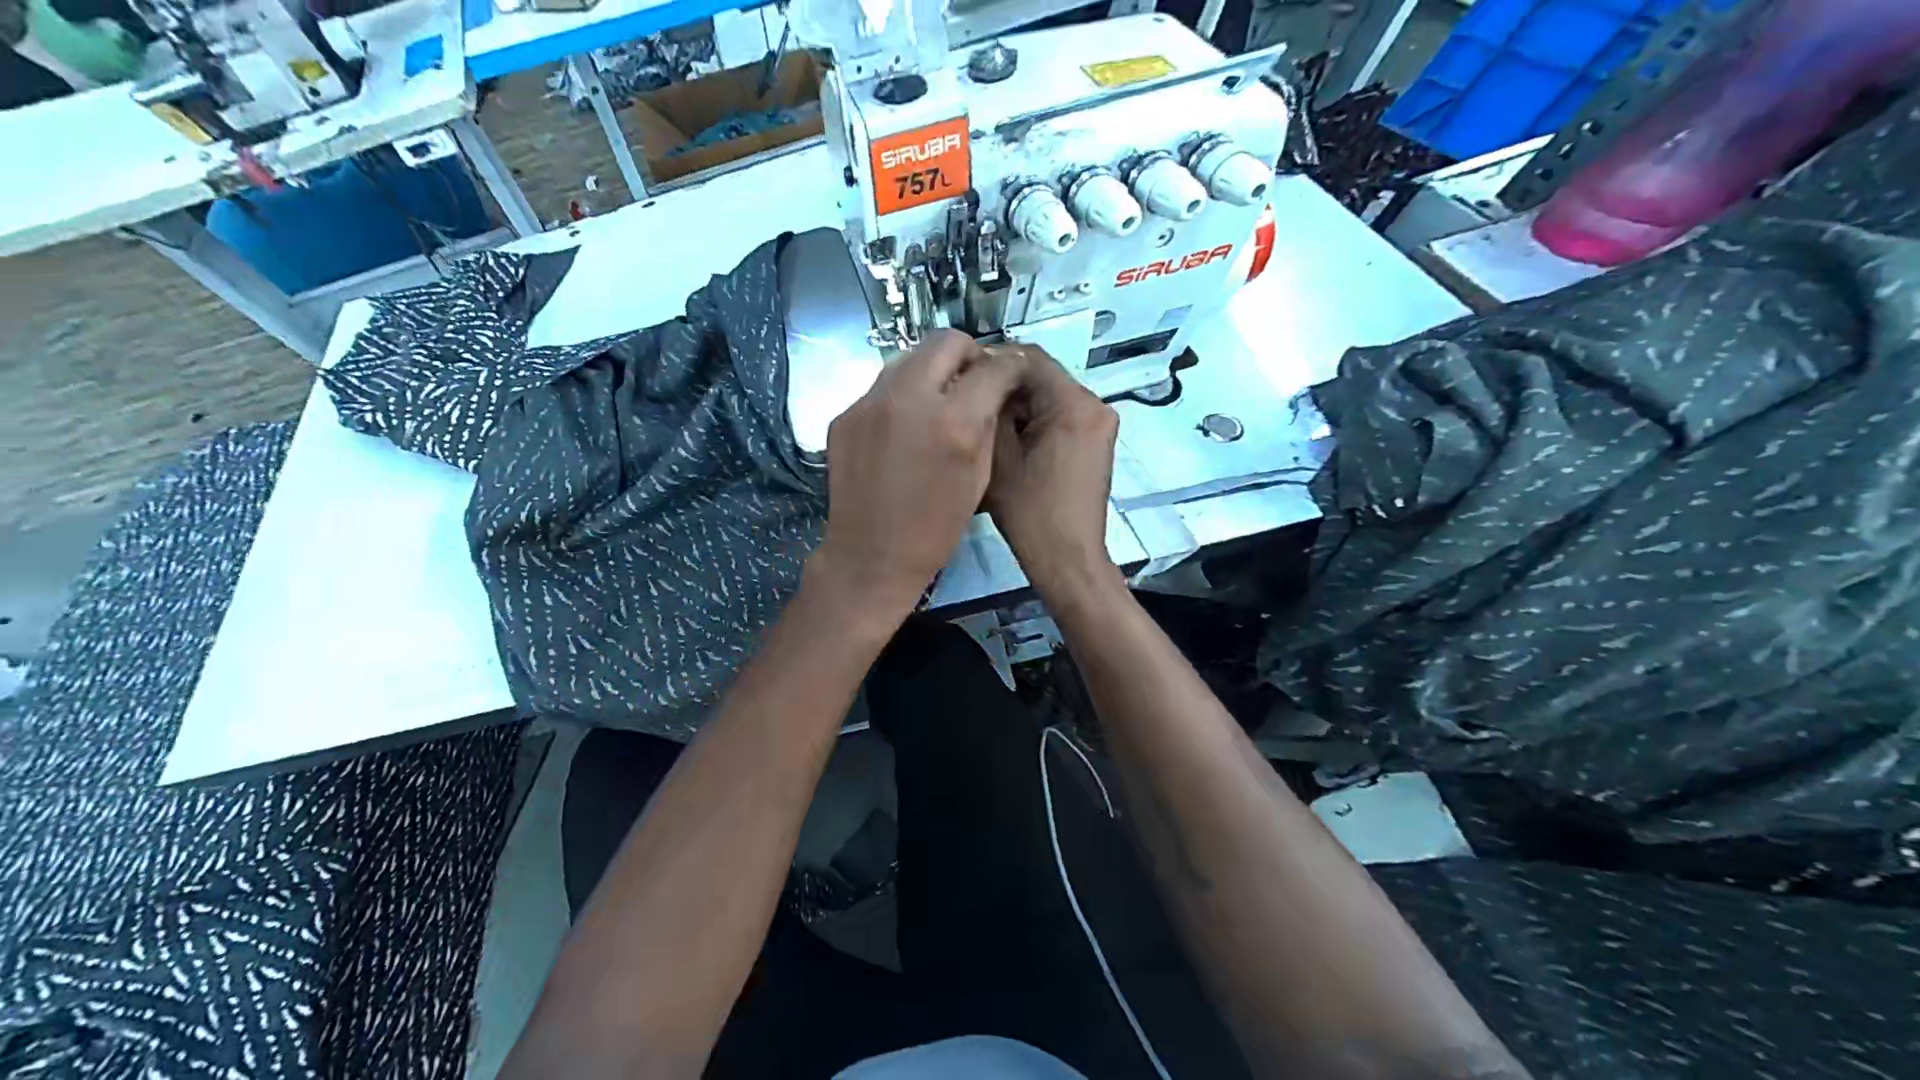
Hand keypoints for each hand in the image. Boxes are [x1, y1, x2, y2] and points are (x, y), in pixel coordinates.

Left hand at [811, 330, 1027, 617]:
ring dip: (932, 371)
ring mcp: (869, 403)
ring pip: (909, 358)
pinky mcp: (845, 414)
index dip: (1009, 368)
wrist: (870, 557)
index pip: (992, 367)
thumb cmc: (935, 528)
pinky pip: (882, 387)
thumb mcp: (979, 477)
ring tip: (939, 402)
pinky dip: (902, 396)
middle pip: (945, 342)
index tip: (1011, 375)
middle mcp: (908, 398)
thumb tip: (993, 392)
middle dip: (968, 355)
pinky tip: (905, 427)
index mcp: (952, 421)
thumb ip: (987, 424)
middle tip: (973, 381)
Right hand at [984, 347, 1121, 601]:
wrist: (1068, 558)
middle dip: (1007, 387)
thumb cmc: (1031, 513)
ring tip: (988, 426)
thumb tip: (985, 381)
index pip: (1030, 358)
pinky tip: (1012, 442)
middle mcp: (1096, 405)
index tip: (964, 378)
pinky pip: (1062, 416)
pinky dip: (1037, 421)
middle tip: (972, 404)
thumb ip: (993, 410)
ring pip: (1052, 396)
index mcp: (1075, 404)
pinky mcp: (1097, 442)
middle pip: (1044, 377)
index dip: (993, 361)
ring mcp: (1101, 424)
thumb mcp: (999, 458)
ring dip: (1021, 406)